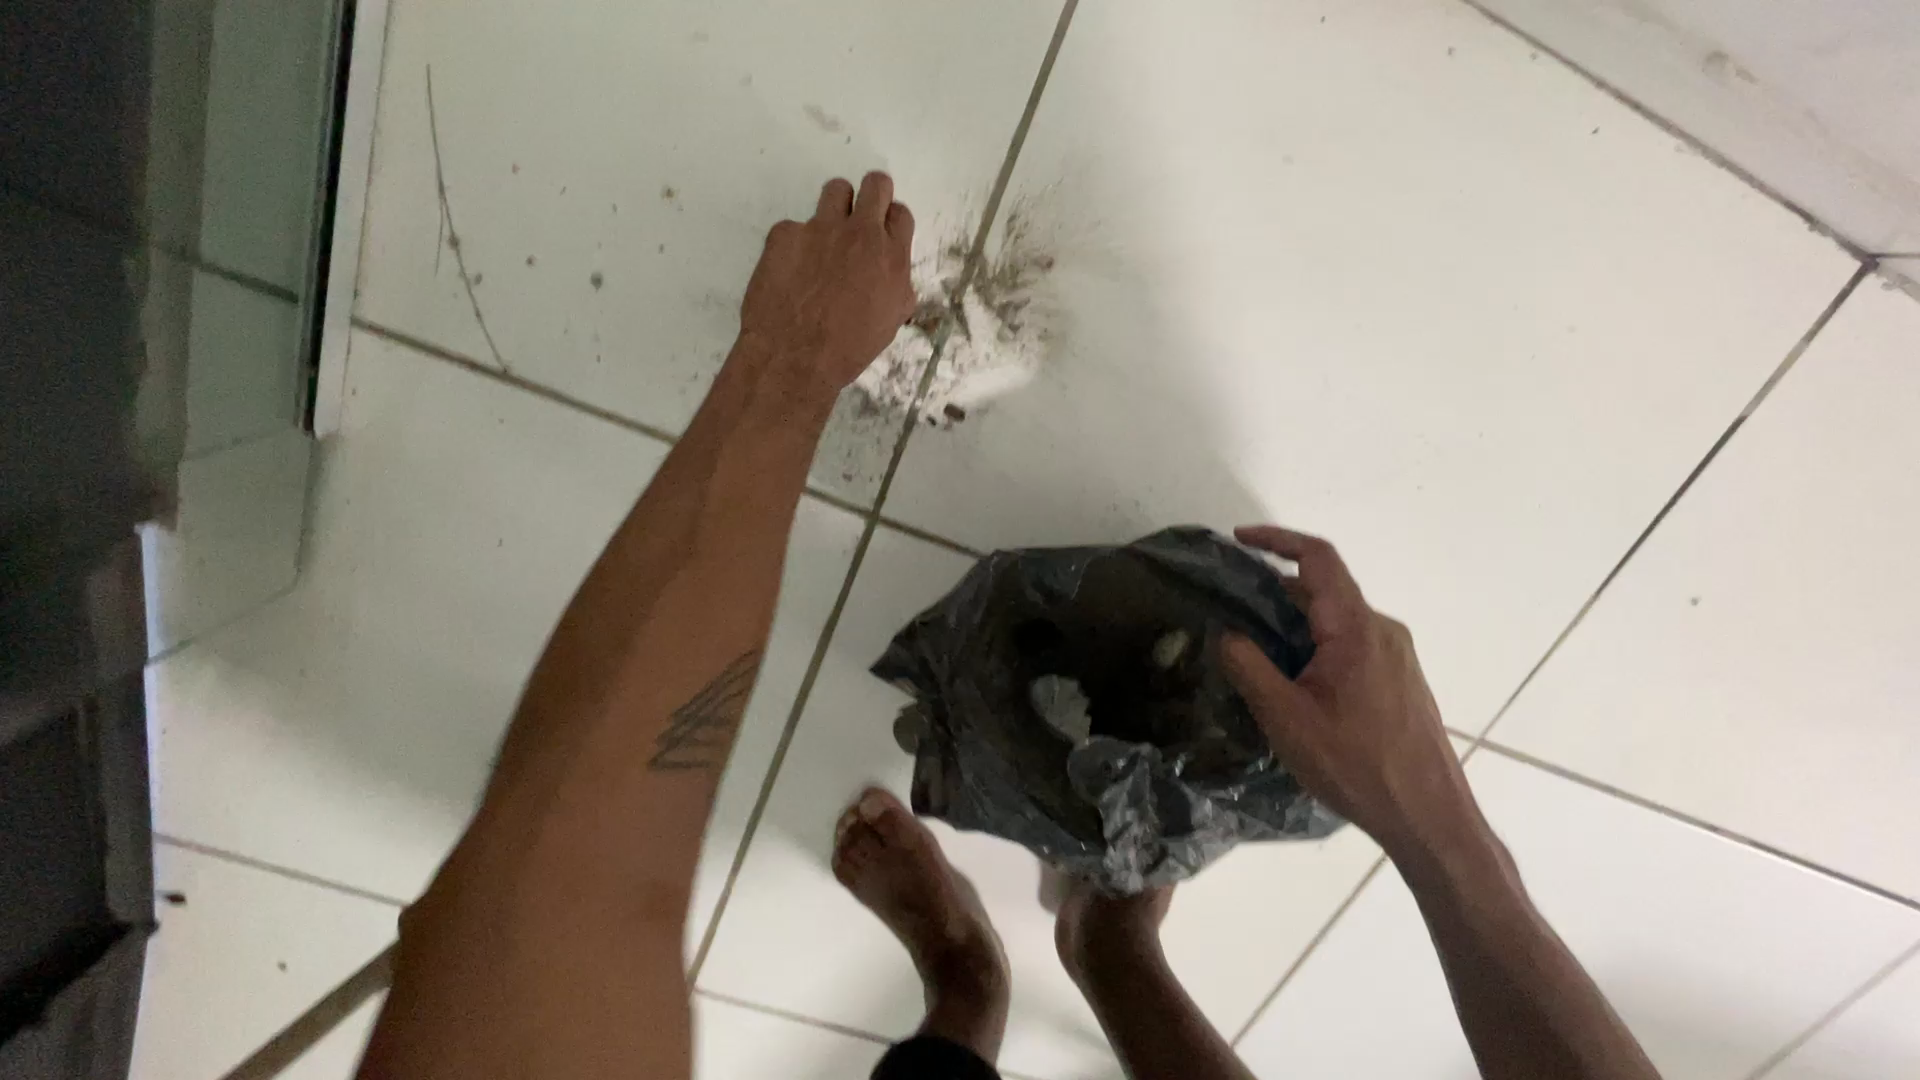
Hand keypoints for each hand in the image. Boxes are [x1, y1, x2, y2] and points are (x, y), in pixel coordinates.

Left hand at [737, 171, 916, 395]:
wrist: (794, 356)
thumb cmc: (848, 349)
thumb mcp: (889, 323)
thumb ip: (895, 288)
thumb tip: (890, 276)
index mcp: (892, 259)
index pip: (901, 214)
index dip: (891, 223)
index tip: (881, 236)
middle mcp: (860, 234)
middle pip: (875, 185)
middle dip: (872, 195)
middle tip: (860, 219)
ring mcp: (821, 229)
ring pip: (836, 190)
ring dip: (836, 208)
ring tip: (825, 240)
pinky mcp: (785, 233)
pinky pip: (794, 228)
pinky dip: (795, 247)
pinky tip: (789, 275)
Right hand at [1218, 526, 1487, 861]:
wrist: (1430, 819)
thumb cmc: (1356, 765)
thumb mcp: (1285, 717)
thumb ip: (1248, 666)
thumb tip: (1225, 633)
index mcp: (1356, 629)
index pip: (1318, 559)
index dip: (1277, 539)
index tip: (1238, 540)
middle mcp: (1381, 630)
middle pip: (1324, 588)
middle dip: (1274, 589)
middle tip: (1230, 609)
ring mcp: (1396, 655)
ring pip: (1335, 619)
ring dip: (1292, 622)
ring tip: (1253, 651)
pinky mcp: (1399, 679)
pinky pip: (1349, 642)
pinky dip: (1313, 643)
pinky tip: (1291, 681)